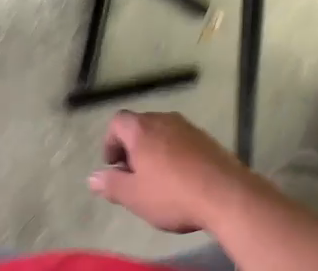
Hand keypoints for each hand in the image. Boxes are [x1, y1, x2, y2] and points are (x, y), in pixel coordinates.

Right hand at [88, 111, 259, 233]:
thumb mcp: (135, 196)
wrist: (225, 194)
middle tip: (133, 174)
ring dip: (155, 150)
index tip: (113, 164)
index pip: (117, 121)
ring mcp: (187, 126)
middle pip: (140, 125)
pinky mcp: (206, 138)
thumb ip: (111, 184)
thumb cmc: (172, 194)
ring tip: (157, 178)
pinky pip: (182, 140)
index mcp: (141, 129)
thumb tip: (92, 177)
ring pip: (162, 132)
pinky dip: (175, 153)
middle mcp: (163, 119)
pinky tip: (181, 178)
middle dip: (132, 146)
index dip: (110, 141)